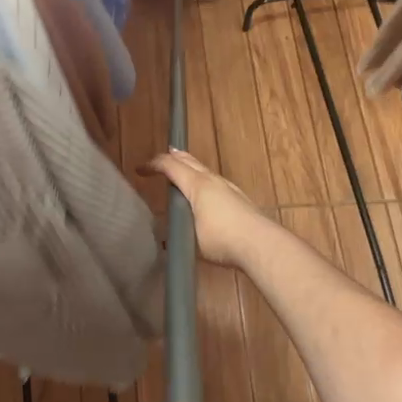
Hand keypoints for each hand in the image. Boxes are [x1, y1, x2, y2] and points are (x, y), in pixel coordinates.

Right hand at [141, 150, 272, 266]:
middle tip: (164, 157)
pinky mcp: (240, 200)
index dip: (153, 164)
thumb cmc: (222, 239)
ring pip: (204, 171)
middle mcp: (212, 180)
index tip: (140, 169)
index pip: (170, 166)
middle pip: (190, 161)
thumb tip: (166, 238)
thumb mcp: (190, 238)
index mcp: (196, 184)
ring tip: (183, 174)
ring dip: (191, 169)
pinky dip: (203, 182)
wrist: (262, 245)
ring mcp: (229, 188)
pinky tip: (205, 196)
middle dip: (175, 157)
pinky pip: (215, 183)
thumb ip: (177, 232)